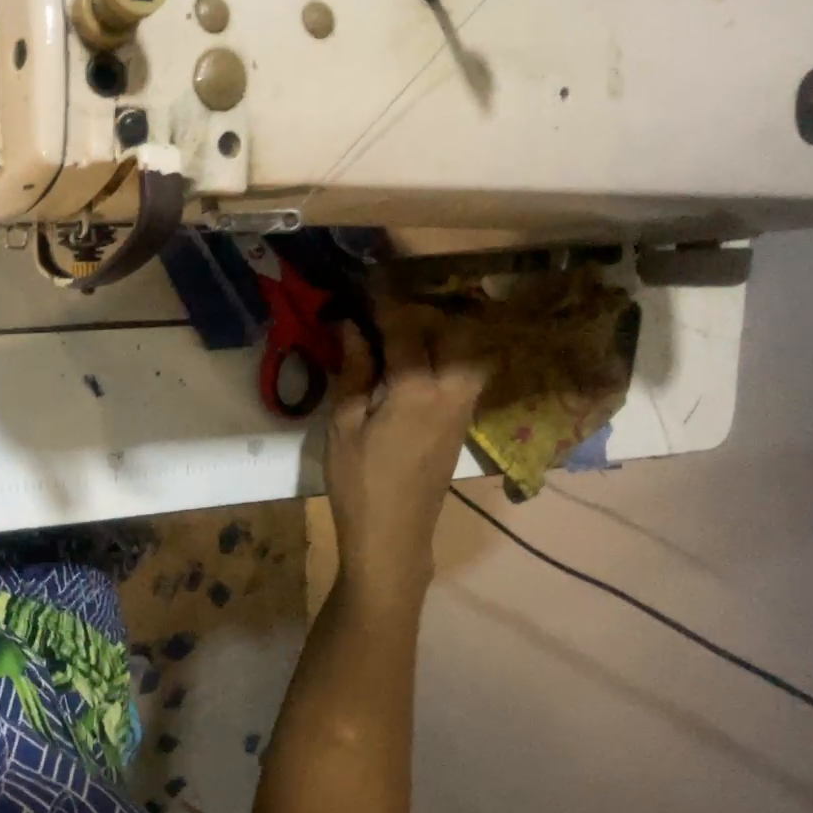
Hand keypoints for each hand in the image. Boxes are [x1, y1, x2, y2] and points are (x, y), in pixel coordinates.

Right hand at [324, 301, 491, 593]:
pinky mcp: (463, 422)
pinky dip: (450, 352)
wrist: (394, 534)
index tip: (369, 278)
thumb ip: (354, 373)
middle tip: (388, 305)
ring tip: (407, 327)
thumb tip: (352, 328)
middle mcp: (451, 390)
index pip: (405, 329)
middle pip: (455, 331)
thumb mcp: (343, 425)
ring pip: (469, 350)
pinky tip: (419, 358)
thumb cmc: (359, 480)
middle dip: (425, 309)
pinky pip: (467, 371)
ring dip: (444, 330)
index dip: (386, 300)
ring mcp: (463, 407)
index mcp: (416, 389)